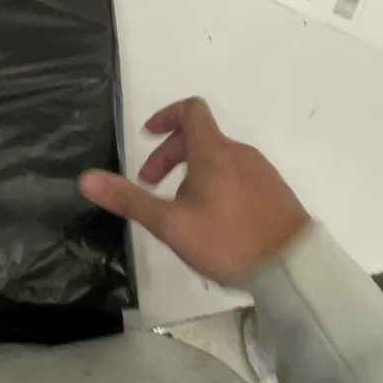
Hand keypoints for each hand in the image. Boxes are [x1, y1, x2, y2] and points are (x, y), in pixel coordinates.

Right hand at [78, 97, 308, 286]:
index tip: (146, 137)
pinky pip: (237, 174)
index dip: (165, 116)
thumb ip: (129, 200)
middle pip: (199, 137)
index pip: (191, 111)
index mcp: (214, 152)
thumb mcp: (170, 224)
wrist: (296, 271)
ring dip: (190, 172)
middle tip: (152, 186)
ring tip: (180, 208)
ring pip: (217, 158)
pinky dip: (215, 183)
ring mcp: (261, 172)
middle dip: (169, 155)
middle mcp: (239, 153)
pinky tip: (212, 220)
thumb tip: (85, 179)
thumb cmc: (228, 241)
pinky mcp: (275, 192)